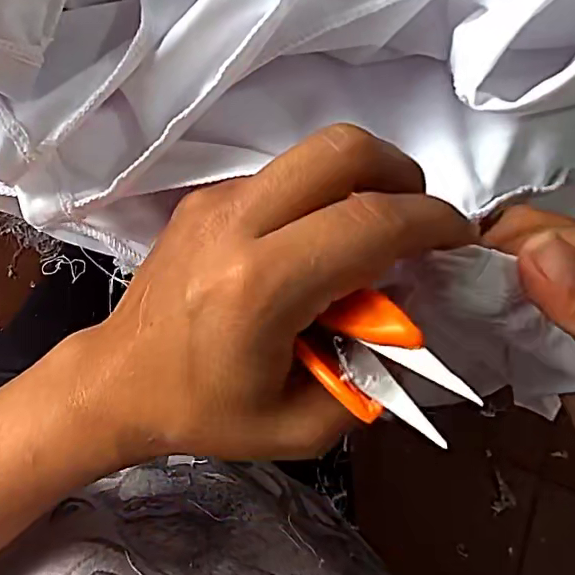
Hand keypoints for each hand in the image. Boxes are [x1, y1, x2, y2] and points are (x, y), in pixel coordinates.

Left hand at [65, 125, 475, 464]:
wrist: (117, 379)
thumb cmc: (205, 411)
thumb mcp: (302, 424)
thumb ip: (371, 376)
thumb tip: (407, 314)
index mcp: (259, 286)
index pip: (368, 223)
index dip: (430, 221)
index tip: (457, 238)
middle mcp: (236, 222)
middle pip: (342, 150)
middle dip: (401, 171)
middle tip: (417, 215)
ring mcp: (218, 199)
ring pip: (316, 153)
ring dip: (364, 180)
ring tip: (372, 231)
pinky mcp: (209, 194)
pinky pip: (288, 174)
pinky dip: (324, 195)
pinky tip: (316, 243)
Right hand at [484, 207, 574, 570]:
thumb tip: (541, 252)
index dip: (527, 247)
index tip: (478, 264)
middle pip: (542, 250)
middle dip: (500, 262)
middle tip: (457, 281)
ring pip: (522, 286)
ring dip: (490, 293)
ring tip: (454, 301)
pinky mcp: (562, 355)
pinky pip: (517, 328)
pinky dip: (493, 327)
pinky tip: (471, 327)